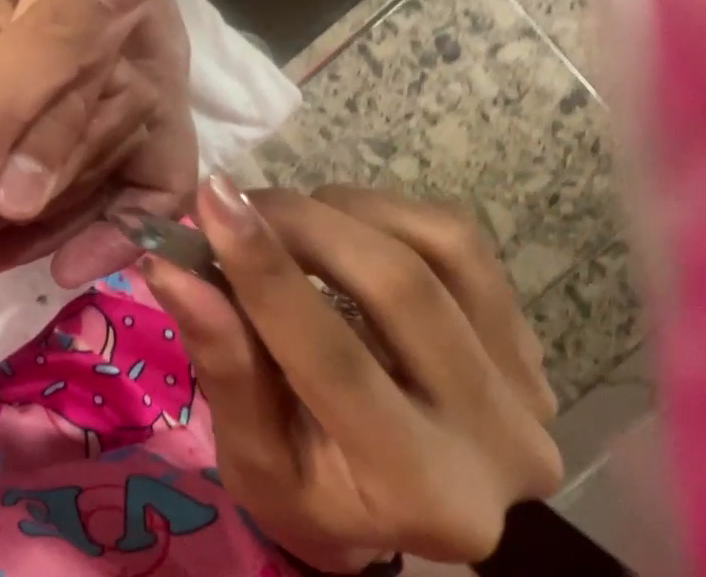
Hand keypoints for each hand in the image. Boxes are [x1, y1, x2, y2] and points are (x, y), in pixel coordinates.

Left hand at [0, 0, 196, 284]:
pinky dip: (5, 167)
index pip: (153, 172)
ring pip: (60, 161)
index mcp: (140, 57)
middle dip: (56, 226)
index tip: (71, 269)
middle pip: (100, 177)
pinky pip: (23, 127)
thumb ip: (73, 47)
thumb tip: (121, 114)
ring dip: (28, 210)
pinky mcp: (14, 52)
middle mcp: (109, 70)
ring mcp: (58, 63)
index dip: (123, 228)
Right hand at [145, 179, 561, 569]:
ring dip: (342, 211)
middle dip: (301, 223)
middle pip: (398, 286)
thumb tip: (171, 269)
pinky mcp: (534, 345)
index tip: (211, 199)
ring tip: (281, 218)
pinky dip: (385, 212)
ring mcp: (531, 388)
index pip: (333, 357)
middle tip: (232, 201)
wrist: (395, 506)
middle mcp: (499, 442)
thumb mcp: (248, 453)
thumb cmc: (306, 492)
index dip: (266, 271)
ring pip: (438, 246)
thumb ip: (221, 363)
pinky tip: (339, 228)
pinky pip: (460, 241)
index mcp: (418, 489)